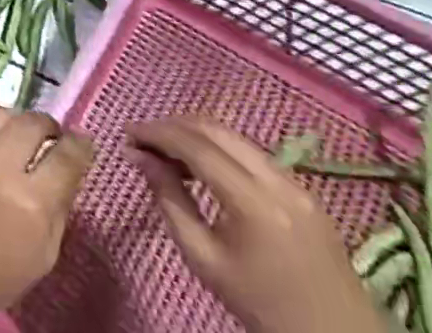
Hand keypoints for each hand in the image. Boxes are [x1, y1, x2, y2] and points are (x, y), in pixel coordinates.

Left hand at [0, 107, 93, 325]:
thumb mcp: (39, 258)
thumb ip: (57, 212)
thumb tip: (65, 175)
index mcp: (30, 203)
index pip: (67, 157)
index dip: (81, 145)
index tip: (83, 142)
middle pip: (34, 122)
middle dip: (50, 127)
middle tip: (52, 139)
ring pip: (3, 112)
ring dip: (19, 122)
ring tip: (20, 138)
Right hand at [128, 117, 384, 332]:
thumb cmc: (260, 305)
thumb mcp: (202, 258)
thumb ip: (168, 199)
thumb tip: (138, 156)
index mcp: (254, 202)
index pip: (195, 145)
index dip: (156, 132)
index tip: (127, 134)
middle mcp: (279, 180)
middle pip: (215, 129)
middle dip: (172, 126)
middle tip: (142, 140)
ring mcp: (297, 182)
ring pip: (234, 136)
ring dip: (194, 135)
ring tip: (166, 154)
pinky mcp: (305, 189)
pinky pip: (252, 153)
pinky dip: (219, 148)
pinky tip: (201, 168)